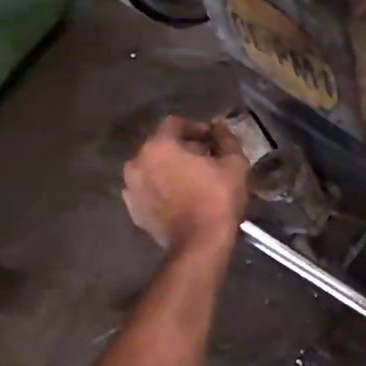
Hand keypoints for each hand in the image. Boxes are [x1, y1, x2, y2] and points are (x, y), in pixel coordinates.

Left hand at [122, 116, 249, 255]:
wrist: (199, 243)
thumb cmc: (218, 198)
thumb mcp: (234, 164)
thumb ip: (226, 140)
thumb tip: (220, 127)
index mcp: (159, 146)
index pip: (175, 123)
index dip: (197, 126)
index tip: (214, 138)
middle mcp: (137, 162)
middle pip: (161, 145)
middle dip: (184, 147)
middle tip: (208, 159)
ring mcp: (131, 187)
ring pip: (153, 167)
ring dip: (172, 167)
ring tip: (195, 178)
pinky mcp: (133, 208)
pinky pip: (149, 188)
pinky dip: (163, 187)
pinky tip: (182, 196)